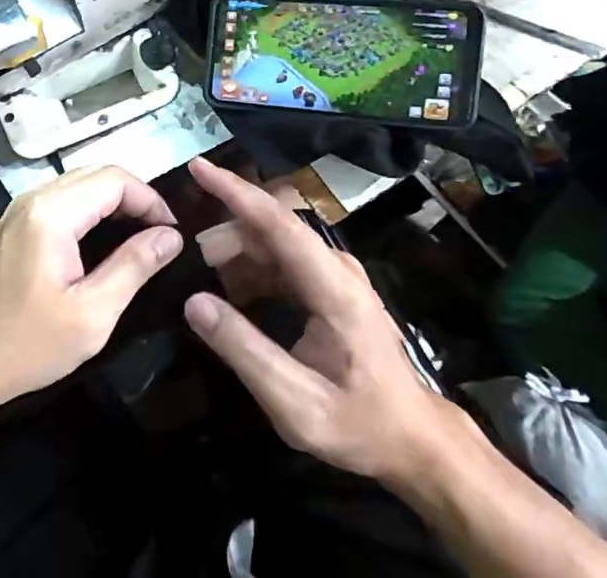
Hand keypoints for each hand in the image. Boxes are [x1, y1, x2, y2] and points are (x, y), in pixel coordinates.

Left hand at [0, 166, 181, 432]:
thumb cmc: (23, 346)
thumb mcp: (90, 315)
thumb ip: (133, 267)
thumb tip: (170, 236)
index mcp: (51, 213)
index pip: (114, 179)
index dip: (151, 199)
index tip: (173, 234)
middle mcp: (31, 200)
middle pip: (95, 175)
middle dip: (134, 198)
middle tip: (160, 236)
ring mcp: (15, 212)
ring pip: (76, 187)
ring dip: (111, 204)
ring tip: (138, 239)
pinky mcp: (9, 228)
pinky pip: (58, 203)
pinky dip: (87, 213)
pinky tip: (101, 244)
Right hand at [182, 158, 474, 484]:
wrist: (413, 440)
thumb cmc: (359, 423)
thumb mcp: (296, 404)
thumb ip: (243, 351)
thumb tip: (193, 302)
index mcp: (335, 290)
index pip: (279, 224)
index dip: (235, 192)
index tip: (198, 167)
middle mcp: (338, 269)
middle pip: (272, 228)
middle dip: (227, 234)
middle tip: (192, 260)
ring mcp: (338, 275)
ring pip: (275, 241)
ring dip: (238, 253)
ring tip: (208, 278)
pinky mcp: (332, 285)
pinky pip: (283, 259)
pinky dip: (252, 267)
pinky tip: (234, 294)